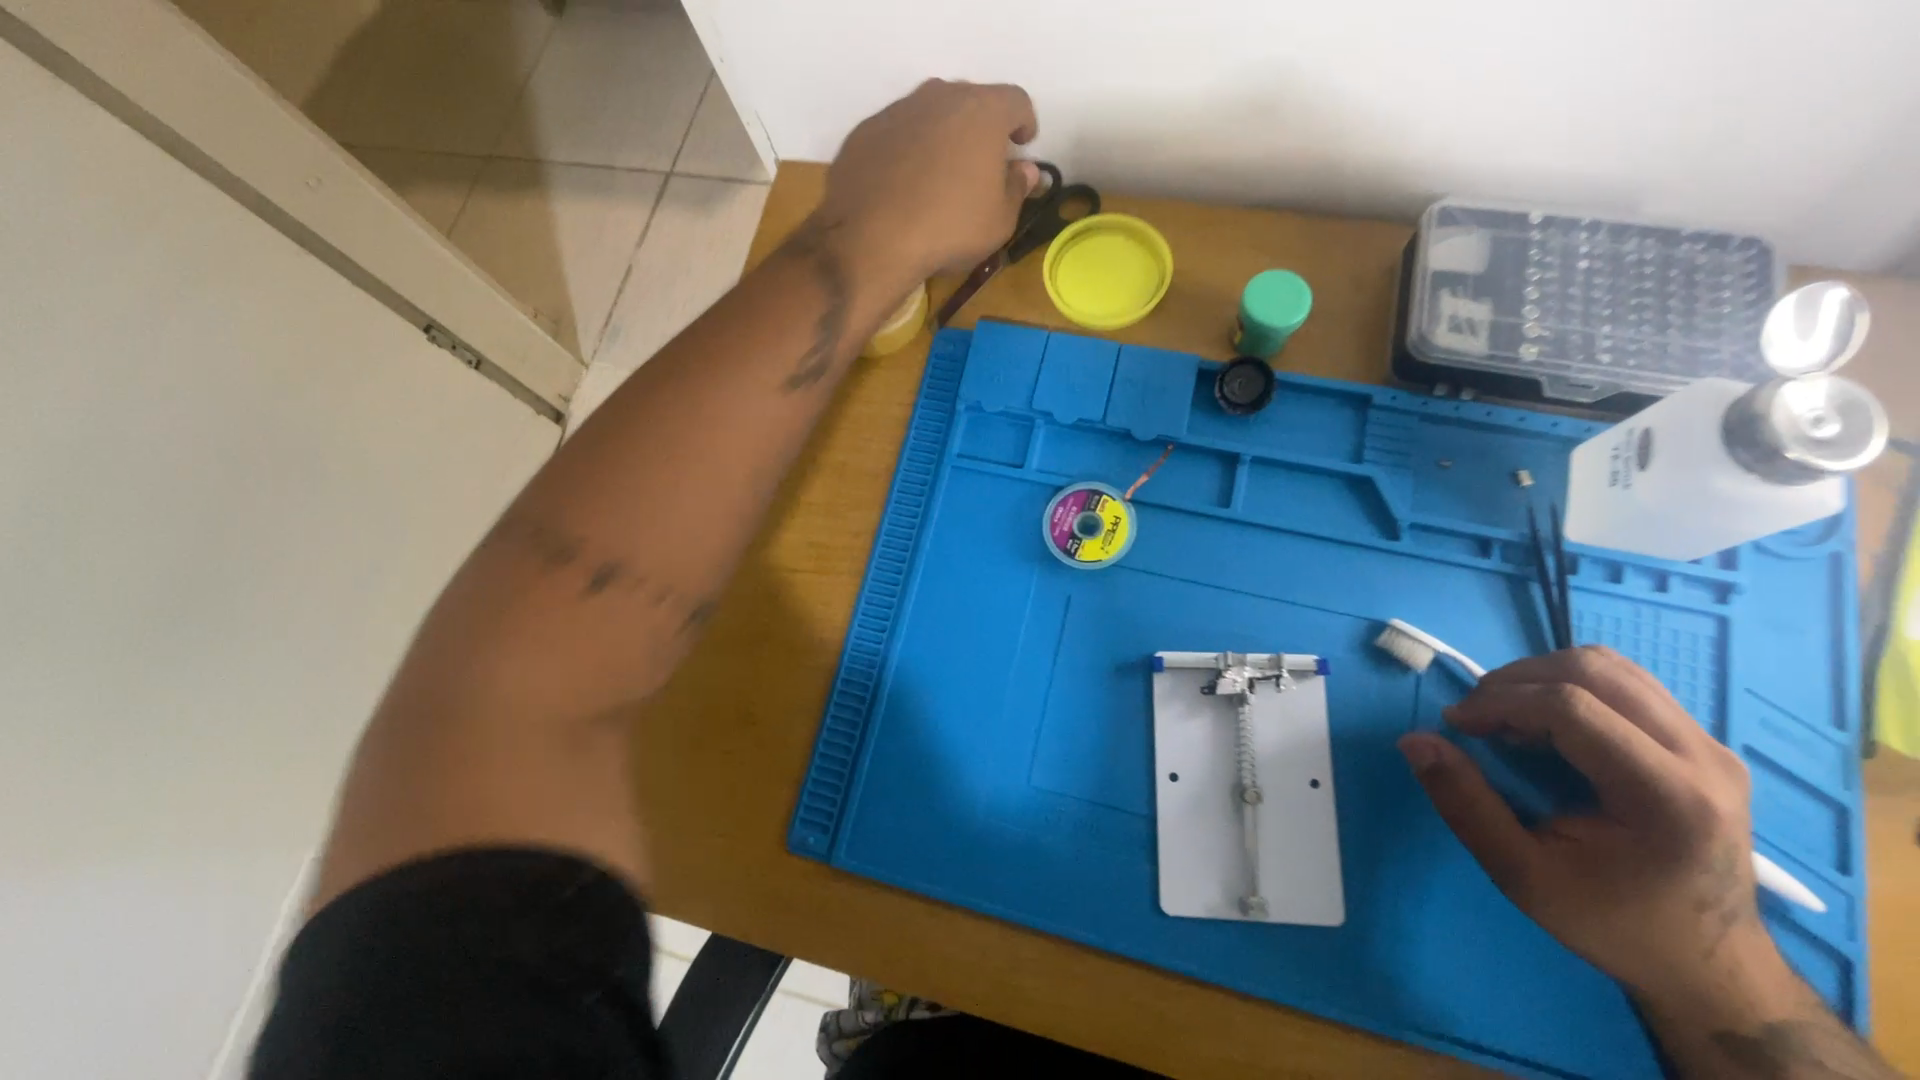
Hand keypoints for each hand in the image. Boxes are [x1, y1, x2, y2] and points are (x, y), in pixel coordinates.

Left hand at [814, 79, 1040, 288]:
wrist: (870, 239)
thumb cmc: (949, 228)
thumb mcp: (999, 220)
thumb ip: (1017, 188)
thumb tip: (1024, 169)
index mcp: (982, 111)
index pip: (1016, 101)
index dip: (1024, 122)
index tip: (1022, 143)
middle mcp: (940, 97)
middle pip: (971, 101)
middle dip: (981, 127)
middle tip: (982, 162)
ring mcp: (898, 110)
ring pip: (931, 114)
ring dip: (942, 136)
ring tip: (941, 175)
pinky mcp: (866, 131)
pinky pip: (898, 134)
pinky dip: (908, 151)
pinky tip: (905, 185)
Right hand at [1398, 646, 1781, 1001]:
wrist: (1706, 962)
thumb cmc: (1611, 923)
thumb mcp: (1521, 874)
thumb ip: (1465, 803)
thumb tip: (1415, 741)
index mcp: (1666, 796)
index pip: (1572, 707)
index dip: (1500, 702)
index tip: (1455, 724)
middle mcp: (1701, 757)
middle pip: (1594, 671)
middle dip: (1517, 680)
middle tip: (1478, 718)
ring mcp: (1711, 745)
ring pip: (1612, 667)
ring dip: (1543, 676)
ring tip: (1510, 717)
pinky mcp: (1705, 743)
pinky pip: (1629, 685)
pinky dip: (1573, 686)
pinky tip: (1548, 724)